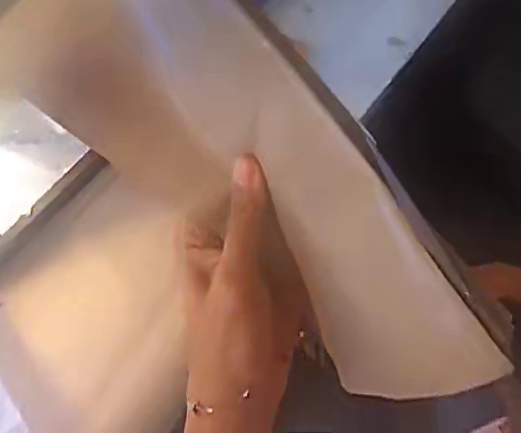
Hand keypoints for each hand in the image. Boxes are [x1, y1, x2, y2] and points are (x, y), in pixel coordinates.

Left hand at [181, 155, 304, 432]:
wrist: (248, 401)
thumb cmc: (224, 339)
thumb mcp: (233, 276)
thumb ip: (244, 220)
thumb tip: (247, 160)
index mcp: (198, 236)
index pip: (210, 183)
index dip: (227, 155)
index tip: (252, 118)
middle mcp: (223, 238)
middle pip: (244, 196)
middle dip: (265, 170)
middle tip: (293, 128)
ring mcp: (253, 254)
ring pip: (269, 214)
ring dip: (286, 192)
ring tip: (311, 148)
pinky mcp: (278, 270)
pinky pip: (290, 236)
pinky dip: (303, 220)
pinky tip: (323, 192)